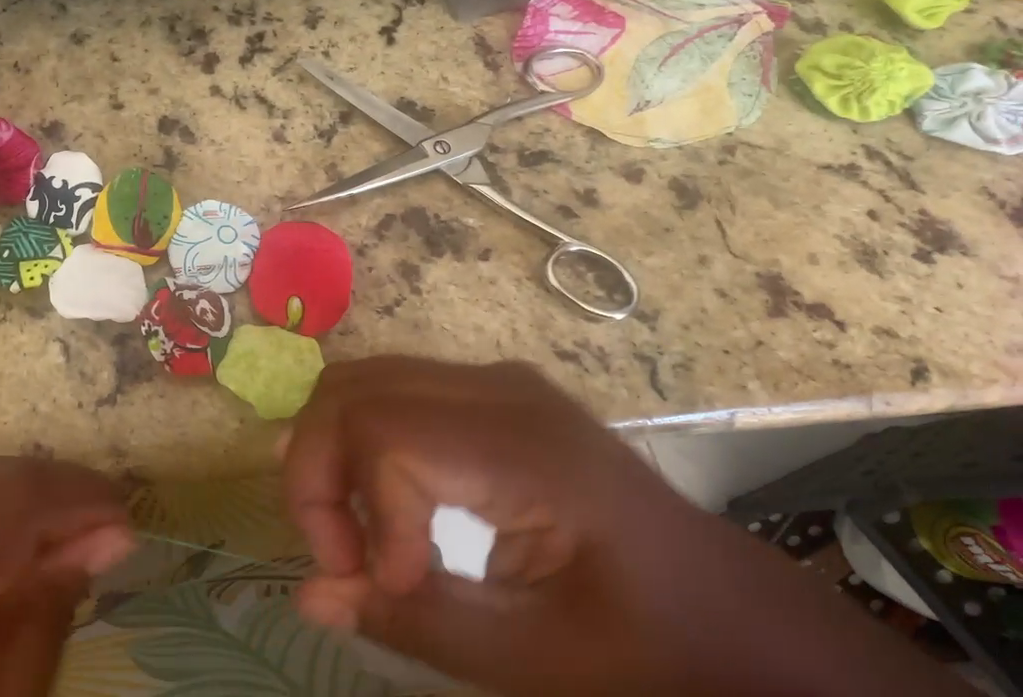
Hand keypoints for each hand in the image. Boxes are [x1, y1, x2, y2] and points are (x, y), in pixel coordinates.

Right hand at [283, 356, 974, 696]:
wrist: (733, 616)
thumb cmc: (645, 644)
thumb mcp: (532, 660)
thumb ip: (411, 622)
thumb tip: (307, 597)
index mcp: (522, 446)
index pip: (381, 433)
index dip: (354, 510)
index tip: (389, 587)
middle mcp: (498, 389)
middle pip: (352, 392)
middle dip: (317, 472)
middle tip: (340, 557)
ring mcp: (494, 382)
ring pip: (360, 384)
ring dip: (330, 455)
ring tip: (354, 534)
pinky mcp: (489, 393)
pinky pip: (389, 394)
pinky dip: (358, 444)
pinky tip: (386, 508)